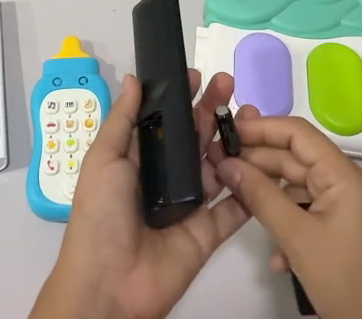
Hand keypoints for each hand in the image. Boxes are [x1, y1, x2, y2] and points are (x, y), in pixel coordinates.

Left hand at [30, 70, 248, 318]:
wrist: (109, 284)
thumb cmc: (99, 215)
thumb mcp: (103, 160)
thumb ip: (123, 119)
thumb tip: (134, 79)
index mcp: (139, 158)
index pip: (165, 121)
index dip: (182, 98)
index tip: (198, 75)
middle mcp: (166, 177)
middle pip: (195, 137)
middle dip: (211, 110)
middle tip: (229, 84)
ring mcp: (190, 204)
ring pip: (219, 165)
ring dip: (233, 140)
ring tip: (249, 115)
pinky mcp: (209, 232)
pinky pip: (235, 207)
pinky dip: (249, 186)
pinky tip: (261, 159)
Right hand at [217, 111, 361, 318]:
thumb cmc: (347, 283)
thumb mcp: (297, 238)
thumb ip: (260, 196)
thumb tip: (226, 163)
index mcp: (346, 176)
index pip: (298, 133)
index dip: (261, 128)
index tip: (228, 132)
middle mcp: (351, 184)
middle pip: (298, 159)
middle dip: (260, 163)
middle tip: (221, 166)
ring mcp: (351, 209)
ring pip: (302, 188)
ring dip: (271, 197)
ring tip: (238, 203)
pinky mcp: (349, 232)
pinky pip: (312, 213)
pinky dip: (290, 223)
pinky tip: (274, 255)